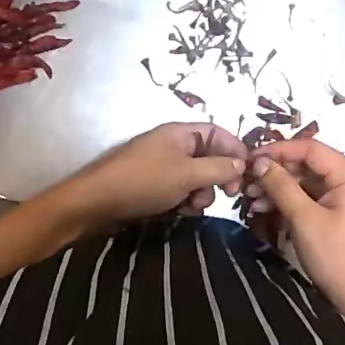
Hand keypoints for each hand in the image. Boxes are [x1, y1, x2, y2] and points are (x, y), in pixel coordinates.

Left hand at [52, 122, 248, 230]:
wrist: (97, 203)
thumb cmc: (143, 182)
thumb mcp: (187, 174)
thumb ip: (218, 168)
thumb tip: (243, 164)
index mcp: (181, 133)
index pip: (219, 134)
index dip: (236, 151)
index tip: (246, 175)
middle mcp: (174, 146)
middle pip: (211, 158)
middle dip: (217, 178)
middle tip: (224, 196)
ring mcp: (163, 167)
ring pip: (197, 180)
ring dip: (200, 195)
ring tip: (190, 206)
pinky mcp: (155, 187)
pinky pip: (181, 192)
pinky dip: (185, 202)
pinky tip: (178, 212)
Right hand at [245, 139, 344, 324]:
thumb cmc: (334, 256)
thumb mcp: (304, 219)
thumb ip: (281, 186)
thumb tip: (259, 162)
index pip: (311, 148)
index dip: (279, 150)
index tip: (250, 158)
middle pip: (308, 164)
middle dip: (276, 171)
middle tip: (246, 180)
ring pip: (306, 182)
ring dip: (278, 187)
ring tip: (251, 197)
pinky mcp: (337, 214)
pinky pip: (309, 198)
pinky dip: (288, 201)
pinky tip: (264, 208)